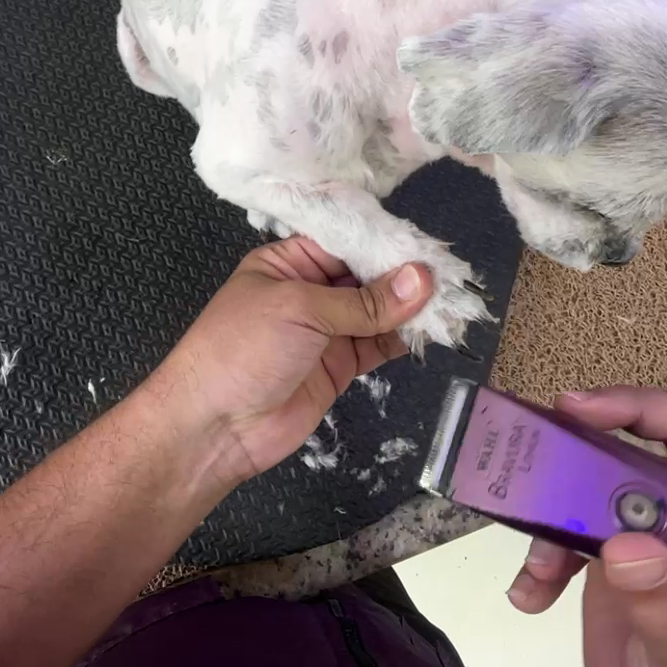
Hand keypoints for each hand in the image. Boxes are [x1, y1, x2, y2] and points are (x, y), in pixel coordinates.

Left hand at [142, 236, 431, 485]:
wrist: (214, 426)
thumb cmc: (242, 348)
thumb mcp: (299, 310)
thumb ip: (364, 301)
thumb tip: (422, 278)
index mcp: (288, 262)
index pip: (343, 239)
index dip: (383, 240)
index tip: (427, 242)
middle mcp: (309, 290)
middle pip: (365, 274)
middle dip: (403, 274)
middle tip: (451, 272)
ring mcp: (325, 329)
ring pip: (376, 311)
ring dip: (409, 308)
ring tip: (451, 300)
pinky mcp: (339, 365)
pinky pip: (377, 344)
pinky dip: (403, 338)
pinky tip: (432, 330)